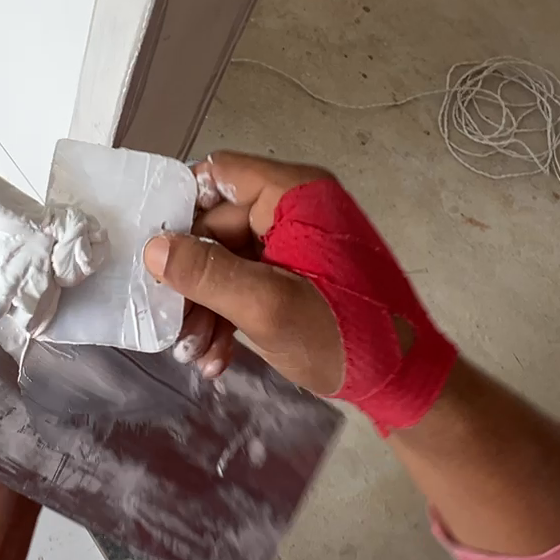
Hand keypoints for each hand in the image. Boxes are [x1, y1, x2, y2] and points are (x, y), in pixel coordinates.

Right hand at [144, 152, 346, 393]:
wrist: (408, 385)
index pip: (219, 174)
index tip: (153, 249)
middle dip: (193, 281)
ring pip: (227, 258)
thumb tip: (151, 248)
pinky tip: (216, 355)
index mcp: (294, 193)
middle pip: (217, 226)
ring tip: (194, 354)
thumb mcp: (267, 306)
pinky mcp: (297, 271)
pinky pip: (248, 278)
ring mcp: (296, 240)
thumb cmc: (345, 335)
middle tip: (174, 328)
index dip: (181, 206)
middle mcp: (293, 206)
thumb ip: (207, 274)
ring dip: (207, 305)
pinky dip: (230, 313)